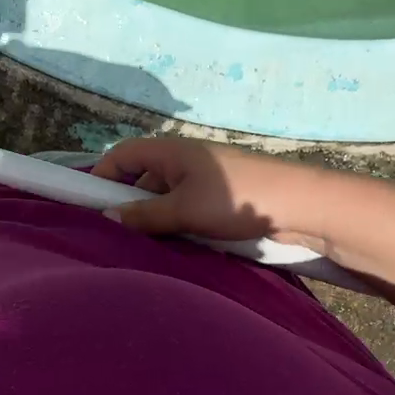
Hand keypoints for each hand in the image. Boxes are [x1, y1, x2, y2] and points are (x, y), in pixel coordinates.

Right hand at [90, 137, 336, 252]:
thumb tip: (106, 218)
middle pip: (140, 176)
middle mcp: (183, 158)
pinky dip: (175, 221)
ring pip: (163, 194)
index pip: (121, 155)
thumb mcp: (183, 211)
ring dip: (153, 216)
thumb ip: (143, 215)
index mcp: (170, 150)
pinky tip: (176, 243)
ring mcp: (203, 177)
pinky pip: (184, 204)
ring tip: (147, 244)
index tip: (90, 206)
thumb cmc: (238, 200)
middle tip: (120, 233)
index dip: (102, 175)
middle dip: (127, 202)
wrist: (304, 206)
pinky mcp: (221, 195)